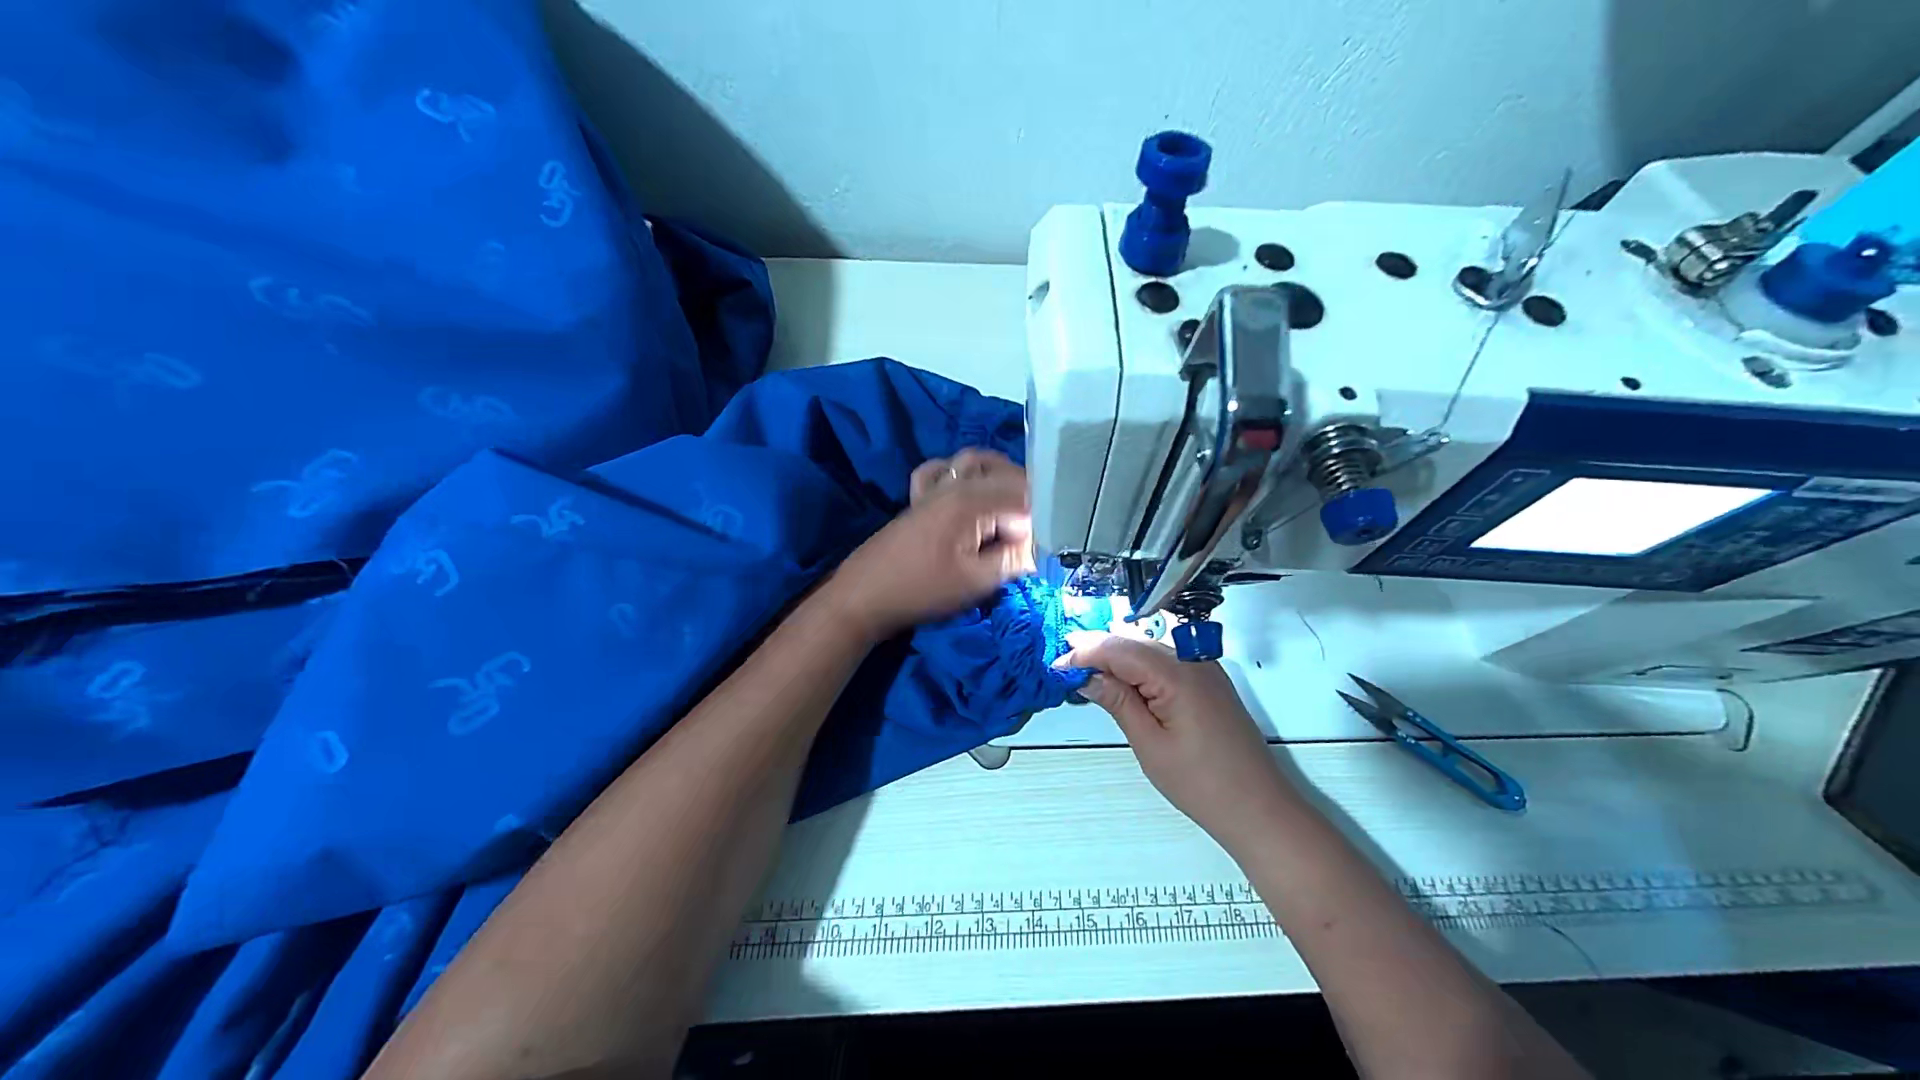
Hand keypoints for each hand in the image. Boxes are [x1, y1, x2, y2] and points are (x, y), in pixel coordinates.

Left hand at [822, 449, 1035, 640]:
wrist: (864, 595)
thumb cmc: (922, 590)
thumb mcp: (976, 582)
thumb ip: (1013, 559)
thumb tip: (1039, 546)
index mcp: (971, 500)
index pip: (1025, 496)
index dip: (1041, 520)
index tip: (1045, 544)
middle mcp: (954, 484)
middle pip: (1004, 473)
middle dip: (1028, 496)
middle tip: (1037, 529)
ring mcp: (933, 488)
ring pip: (976, 463)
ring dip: (1000, 478)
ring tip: (1013, 508)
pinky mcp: (919, 498)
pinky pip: (943, 471)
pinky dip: (961, 474)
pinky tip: (969, 493)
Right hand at [1056, 632, 1296, 846]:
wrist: (1258, 808)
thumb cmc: (1203, 783)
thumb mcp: (1149, 744)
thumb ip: (1117, 701)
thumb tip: (1086, 676)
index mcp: (1178, 675)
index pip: (1119, 648)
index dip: (1085, 653)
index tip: (1057, 667)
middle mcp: (1193, 661)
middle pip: (1134, 643)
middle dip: (1097, 651)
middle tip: (1064, 667)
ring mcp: (1204, 669)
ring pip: (1148, 650)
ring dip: (1116, 657)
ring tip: (1084, 674)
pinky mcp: (1208, 681)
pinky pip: (1165, 662)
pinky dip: (1138, 667)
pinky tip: (1121, 681)